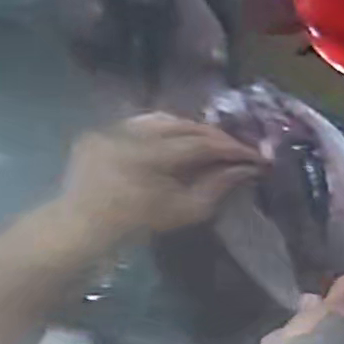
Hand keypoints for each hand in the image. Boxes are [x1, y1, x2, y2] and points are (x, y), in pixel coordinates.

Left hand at [53, 112, 263, 247]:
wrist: (84, 223)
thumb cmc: (141, 221)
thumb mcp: (191, 208)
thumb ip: (221, 184)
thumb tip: (249, 168)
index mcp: (147, 155)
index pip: (202, 143)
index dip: (234, 148)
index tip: (259, 157)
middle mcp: (127, 134)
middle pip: (184, 126)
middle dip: (218, 137)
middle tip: (242, 150)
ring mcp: (110, 130)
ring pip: (164, 120)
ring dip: (195, 131)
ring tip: (215, 145)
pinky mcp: (102, 132)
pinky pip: (142, 123)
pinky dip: (169, 129)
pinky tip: (183, 141)